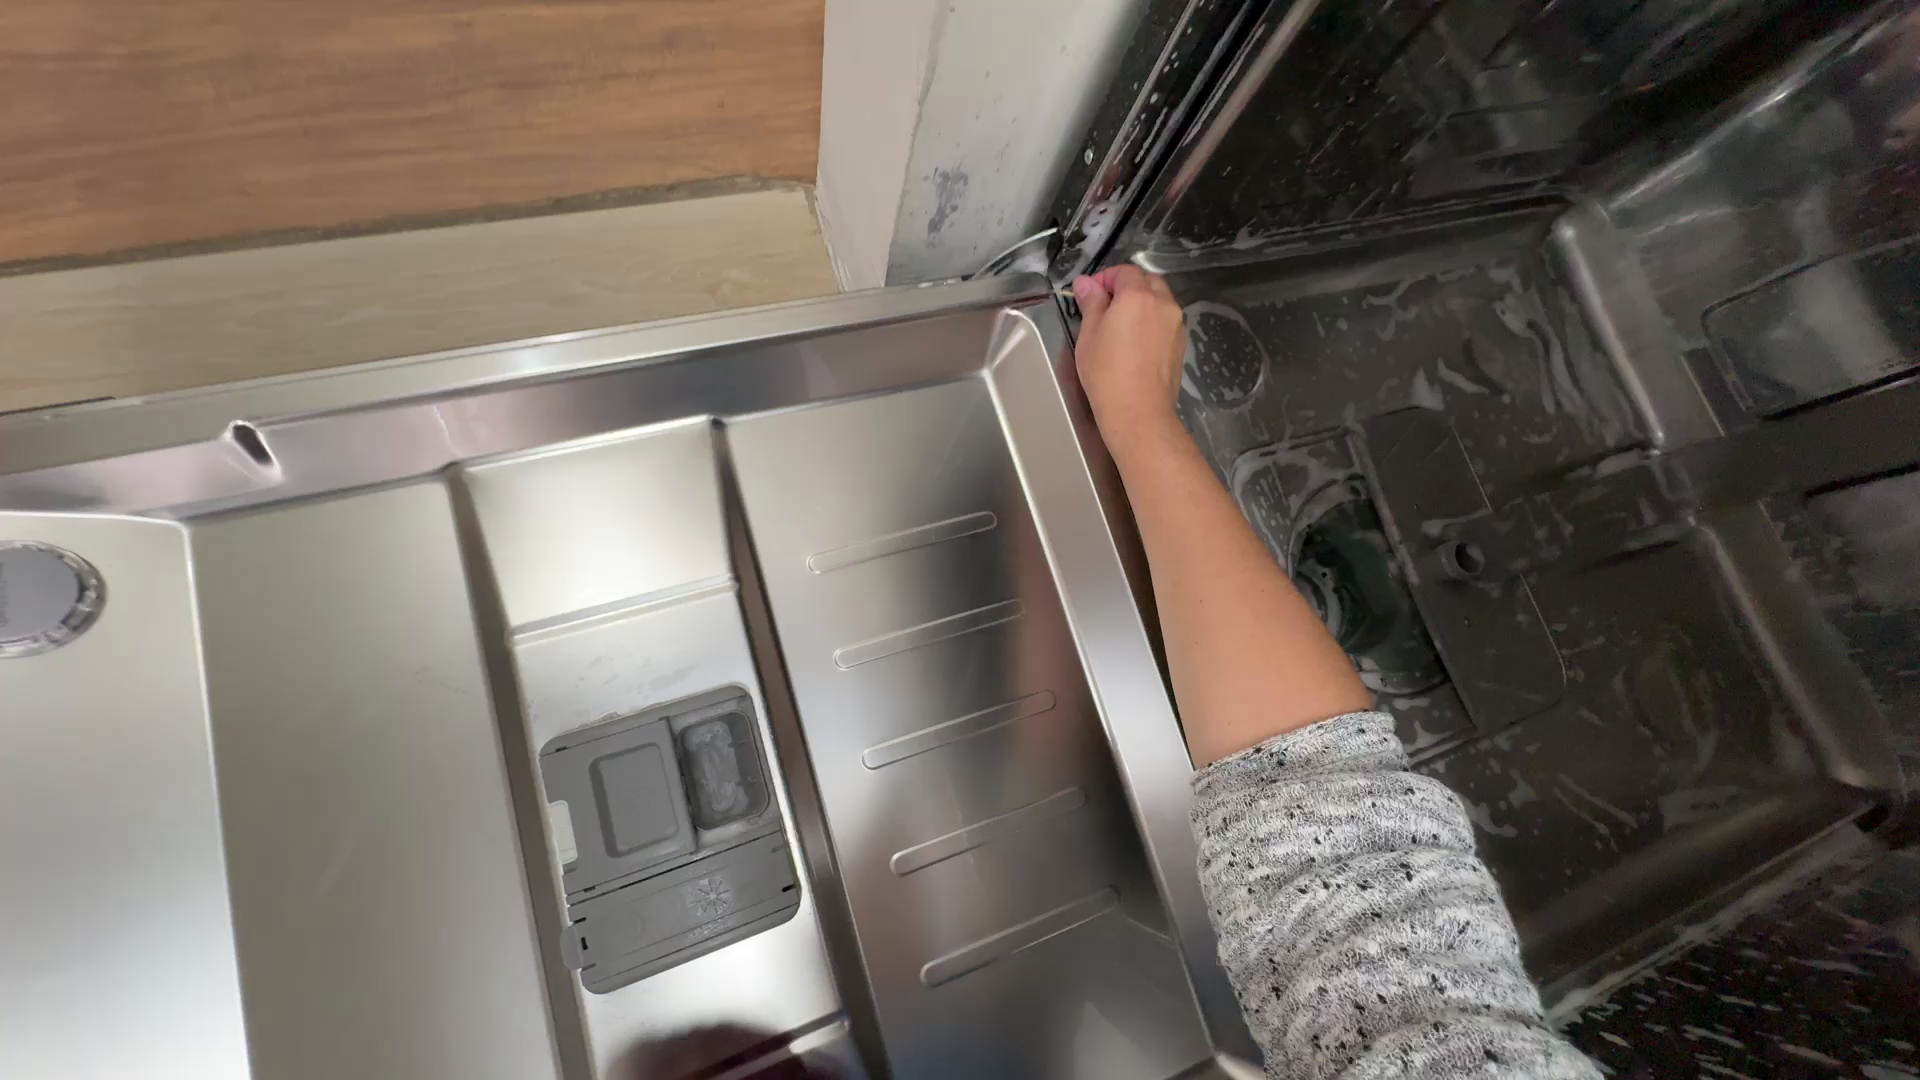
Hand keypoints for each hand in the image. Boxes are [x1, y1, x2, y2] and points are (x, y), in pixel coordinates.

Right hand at [1070, 266, 1186, 444]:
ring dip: (1142, 303)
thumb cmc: (1106, 373)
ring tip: (1122, 326)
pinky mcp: (1181, 344)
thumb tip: (1085, 283)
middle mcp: (1163, 303)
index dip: (1105, 278)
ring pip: (1160, 301)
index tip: (1089, 294)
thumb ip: (1091, 303)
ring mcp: (1176, 324)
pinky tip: (1137, 343)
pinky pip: (1166, 321)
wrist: (1138, 411)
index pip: (1125, 272)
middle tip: (1106, 308)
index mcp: (1138, 296)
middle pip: (1147, 281)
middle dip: (1127, 287)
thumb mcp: (1089, 335)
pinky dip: (1152, 321)